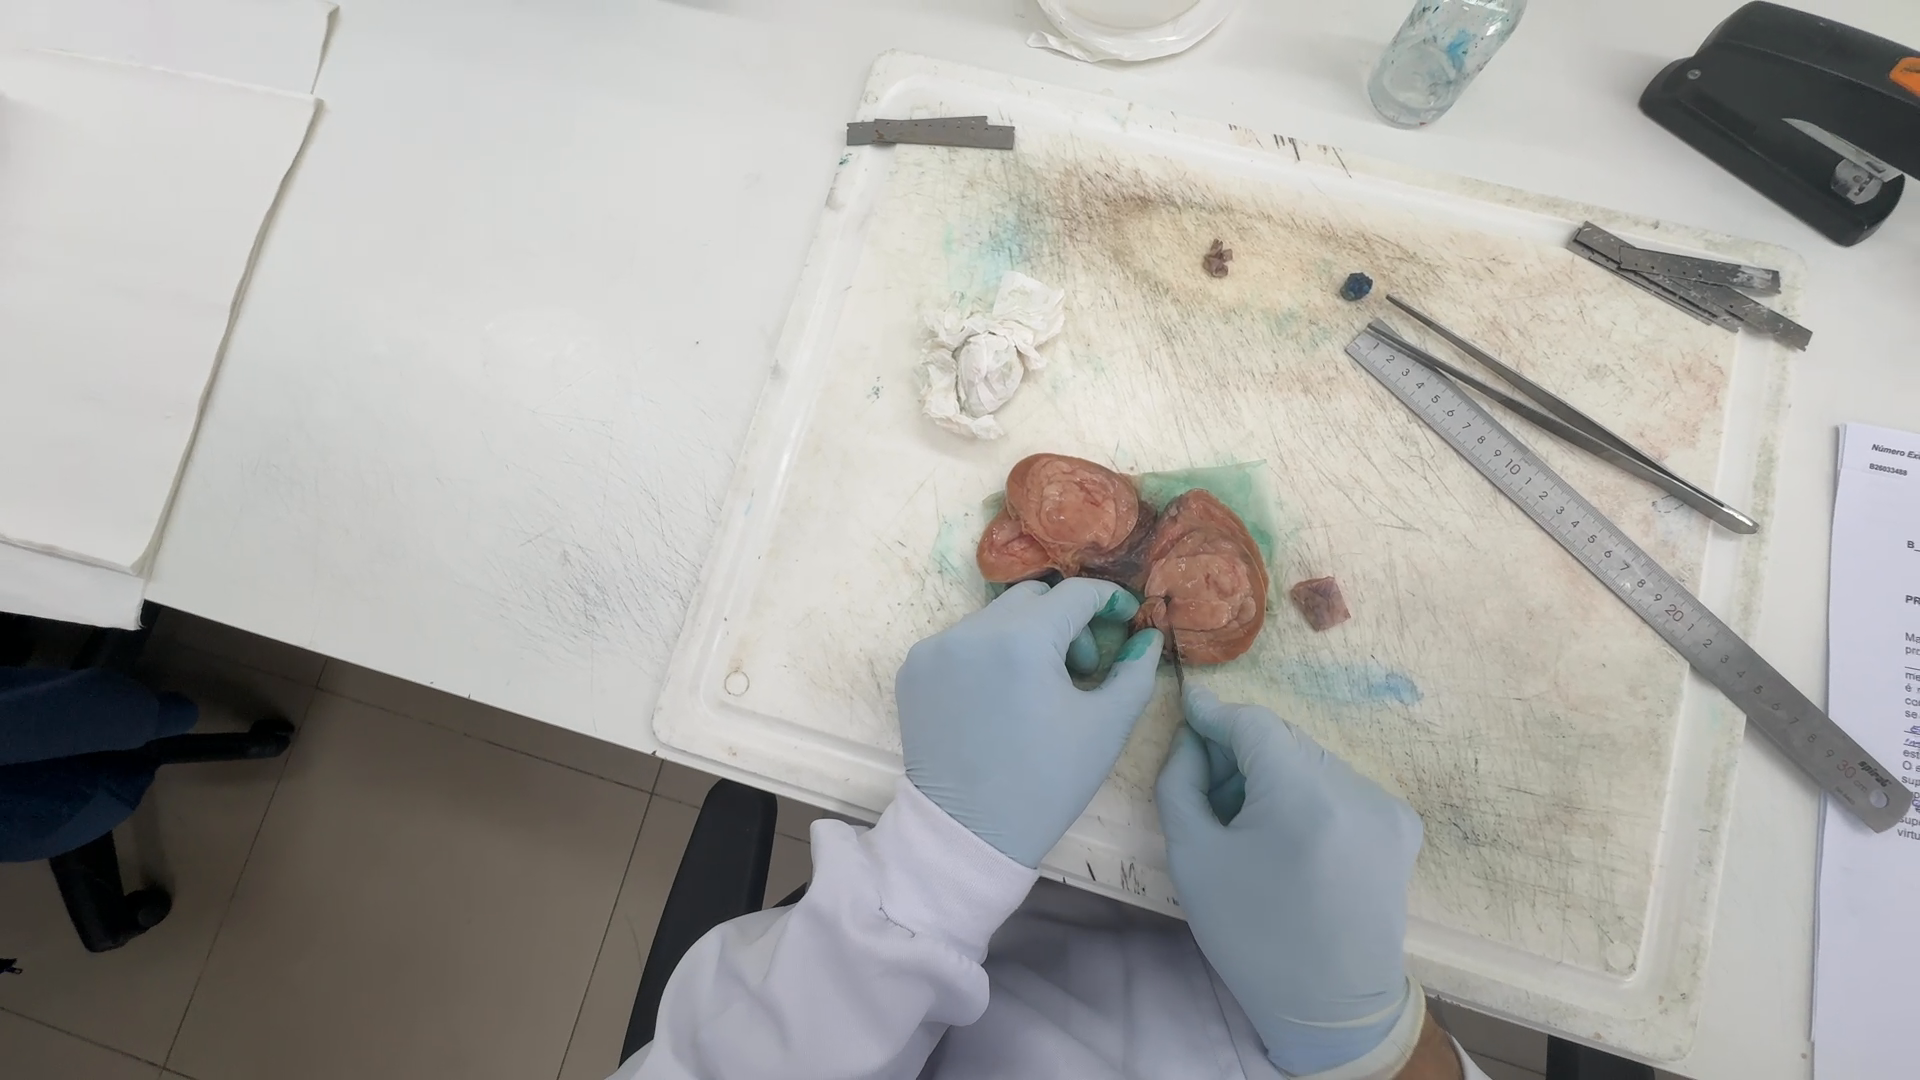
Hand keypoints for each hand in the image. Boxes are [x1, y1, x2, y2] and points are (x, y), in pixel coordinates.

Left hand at [896, 578, 1160, 867]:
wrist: (967, 833)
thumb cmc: (1046, 783)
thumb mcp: (1104, 728)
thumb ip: (1134, 673)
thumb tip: (1147, 636)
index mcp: (1023, 640)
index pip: (1075, 593)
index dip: (1107, 599)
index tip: (1124, 618)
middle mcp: (973, 630)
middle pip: (1033, 597)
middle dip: (1065, 620)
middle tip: (1079, 668)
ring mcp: (936, 647)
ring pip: (996, 617)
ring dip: (1025, 635)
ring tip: (1036, 687)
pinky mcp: (914, 667)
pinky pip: (962, 640)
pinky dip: (988, 653)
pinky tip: (997, 697)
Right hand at [1157, 687, 1423, 1074]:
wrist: (1333, 1012)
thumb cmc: (1251, 934)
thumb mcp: (1191, 855)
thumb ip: (1180, 780)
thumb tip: (1193, 735)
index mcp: (1305, 798)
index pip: (1252, 723)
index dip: (1213, 714)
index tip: (1185, 709)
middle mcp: (1355, 790)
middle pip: (1279, 739)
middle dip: (1236, 750)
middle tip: (1204, 786)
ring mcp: (1385, 806)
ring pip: (1305, 758)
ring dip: (1267, 771)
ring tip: (1243, 819)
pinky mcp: (1399, 824)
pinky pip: (1332, 782)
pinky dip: (1299, 790)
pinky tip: (1283, 832)